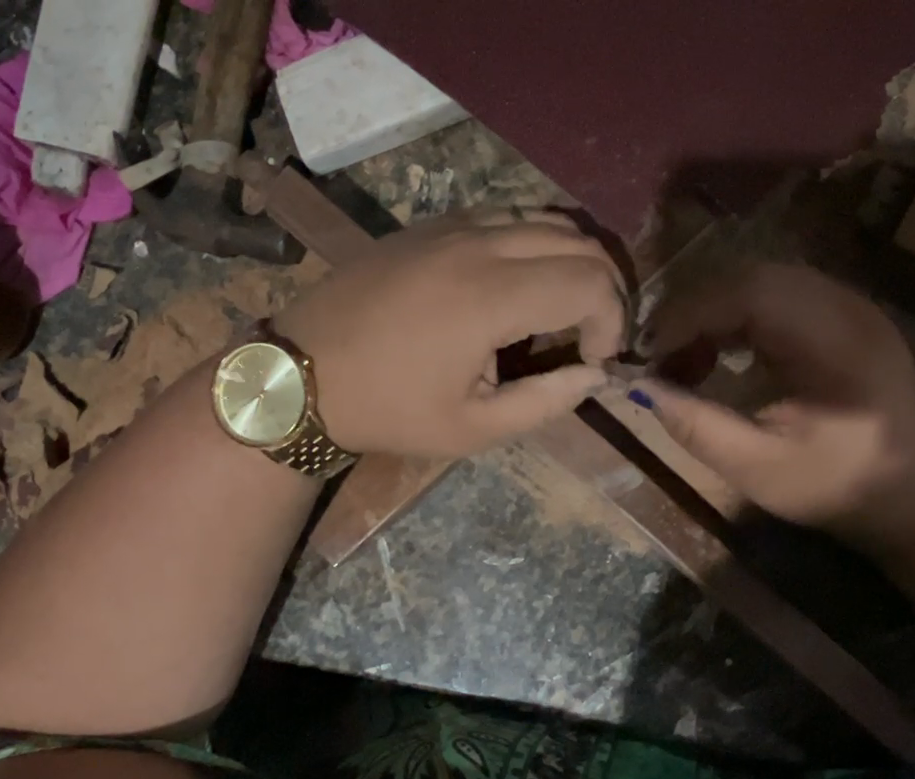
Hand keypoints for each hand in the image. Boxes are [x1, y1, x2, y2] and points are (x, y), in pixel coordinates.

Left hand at [274, 210, 627, 457]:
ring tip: (567, 308)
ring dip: (572, 258)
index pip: (590, 281)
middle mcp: (477, 244)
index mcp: (490, 296)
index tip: (596, 361)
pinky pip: (504, 214)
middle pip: (578, 238)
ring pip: (544, 216)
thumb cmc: (387, 410)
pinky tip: (520, 284)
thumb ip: (545, 402)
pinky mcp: (429, 223)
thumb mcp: (471, 428)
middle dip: (604, 287)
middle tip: (594, 335)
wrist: (302, 374)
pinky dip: (534, 242)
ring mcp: (450, 225)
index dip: (612, 321)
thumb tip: (595, 375)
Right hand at [635, 263, 914, 547]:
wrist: (908, 488)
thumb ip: (697, 426)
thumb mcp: (757, 469)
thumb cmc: (834, 486)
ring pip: (760, 281)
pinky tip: (718, 354)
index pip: (749, 293)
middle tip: (658, 360)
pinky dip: (735, 318)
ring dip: (711, 313)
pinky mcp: (840, 315)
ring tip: (683, 361)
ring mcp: (847, 305)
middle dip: (693, 312)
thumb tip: (640, 388)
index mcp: (834, 343)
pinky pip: (775, 295)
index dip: (688, 314)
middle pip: (751, 277)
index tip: (647, 354)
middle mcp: (845, 307)